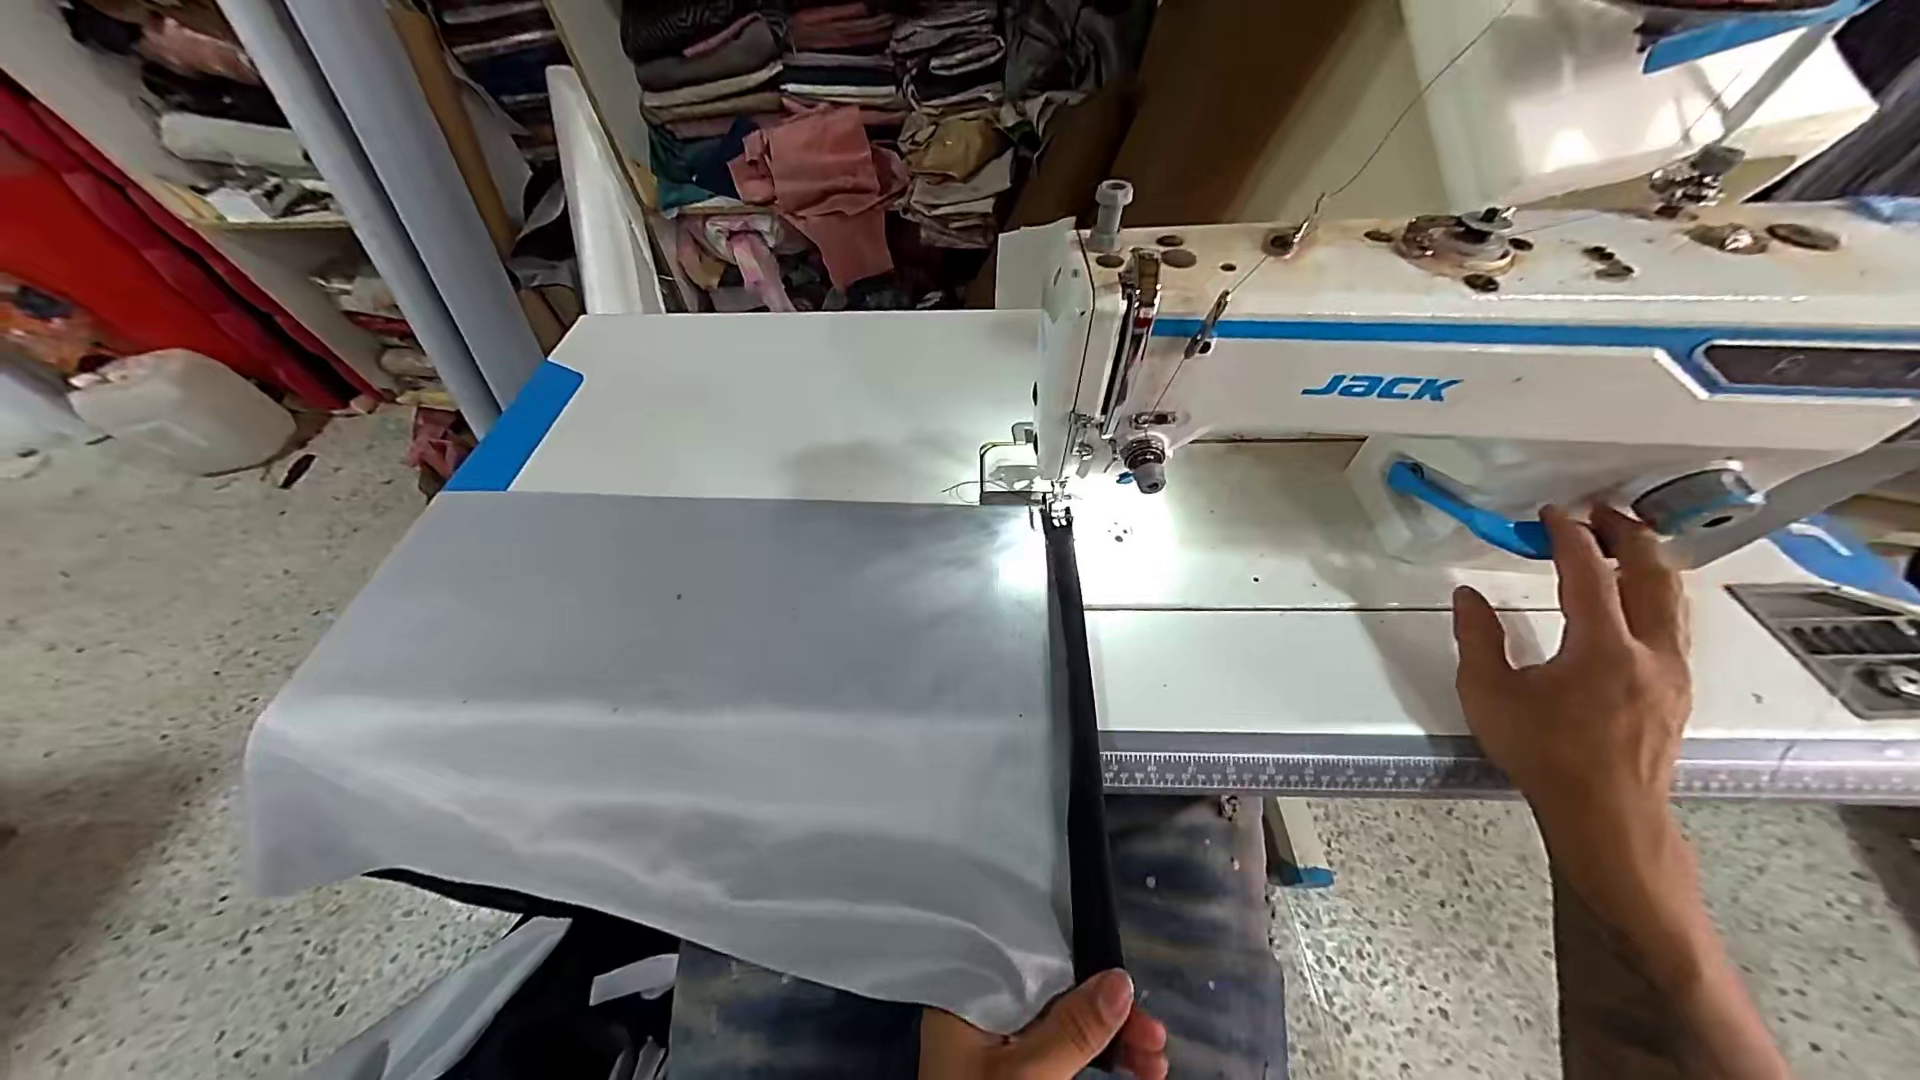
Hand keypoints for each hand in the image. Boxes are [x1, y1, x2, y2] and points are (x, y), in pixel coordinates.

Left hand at [919, 969, 1167, 1079]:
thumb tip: (1121, 980)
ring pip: (1061, 1024)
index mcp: (969, 997)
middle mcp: (981, 1012)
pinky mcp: (1012, 1068)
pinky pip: (1057, 1048)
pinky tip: (1131, 1066)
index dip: (1082, 968)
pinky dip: (1092, 1058)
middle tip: (1155, 1034)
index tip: (1129, 985)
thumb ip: (1073, 1028)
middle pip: (1053, 993)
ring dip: (1110, 1040)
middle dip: (1106, 1012)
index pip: (1028, 959)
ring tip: (1156, 1058)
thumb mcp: (1030, 1075)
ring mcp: (996, 1043)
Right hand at [1454, 508, 1792, 1077]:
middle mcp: (1650, 650)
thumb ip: (1478, 637)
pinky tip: (1637, 597)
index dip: (1571, 538)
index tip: (1555, 513)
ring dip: (1649, 562)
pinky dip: (1657, 592)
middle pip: (1652, 576)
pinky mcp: (1675, 688)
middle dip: (1629, 536)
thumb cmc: (1540, 750)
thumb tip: (1466, 595)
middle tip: (1602, 511)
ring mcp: (1671, 670)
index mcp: (1601, 647)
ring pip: (1674, 599)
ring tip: (1625, 541)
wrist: (1604, 811)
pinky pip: (1675, 623)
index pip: (1589, 575)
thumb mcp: (1489, 692)